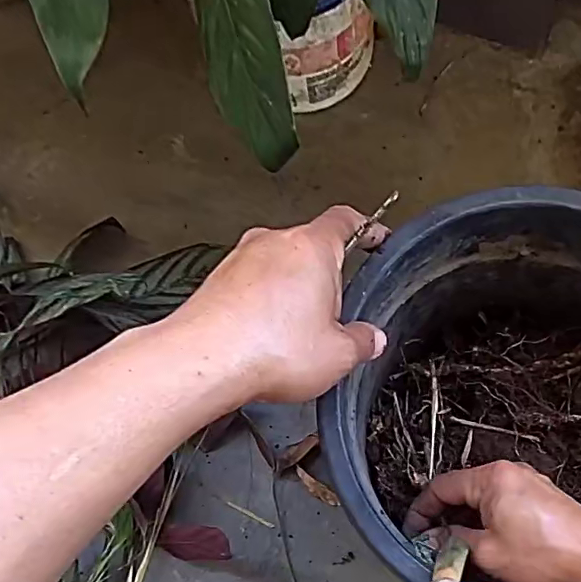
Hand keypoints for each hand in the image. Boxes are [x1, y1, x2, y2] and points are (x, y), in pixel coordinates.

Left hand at [169, 205, 389, 402]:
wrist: (205, 361)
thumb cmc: (265, 348)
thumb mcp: (337, 355)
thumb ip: (360, 342)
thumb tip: (369, 338)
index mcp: (312, 247)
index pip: (347, 221)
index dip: (367, 229)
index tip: (375, 237)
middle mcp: (273, 243)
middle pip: (309, 251)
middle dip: (323, 282)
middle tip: (330, 320)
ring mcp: (240, 261)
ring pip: (276, 271)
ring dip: (288, 297)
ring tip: (292, 339)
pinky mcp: (216, 283)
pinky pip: (249, 290)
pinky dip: (260, 309)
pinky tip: (263, 341)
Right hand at [403, 461, 580, 581]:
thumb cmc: (550, 552)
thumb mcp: (487, 553)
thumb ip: (452, 543)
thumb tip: (435, 541)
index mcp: (491, 477)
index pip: (441, 487)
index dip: (422, 511)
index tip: (414, 531)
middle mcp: (509, 473)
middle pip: (461, 490)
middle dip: (445, 518)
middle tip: (435, 544)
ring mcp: (528, 484)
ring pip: (482, 499)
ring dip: (468, 522)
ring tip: (464, 549)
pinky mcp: (541, 498)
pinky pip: (502, 504)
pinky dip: (489, 522)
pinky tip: (490, 545)